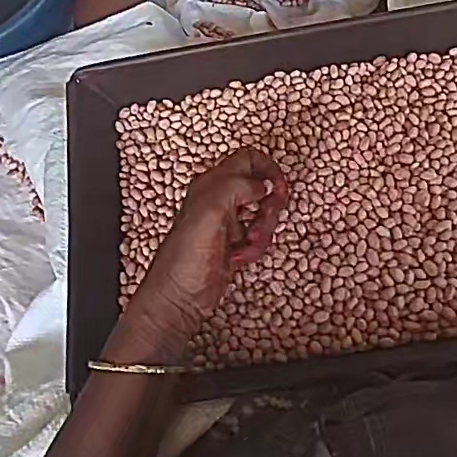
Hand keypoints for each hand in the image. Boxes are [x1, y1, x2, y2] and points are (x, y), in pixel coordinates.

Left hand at [122, 148, 289, 347]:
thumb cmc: (185, 259)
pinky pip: (258, 238)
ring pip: (263, 215)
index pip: (247, 159)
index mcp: (211, 185)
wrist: (179, 298)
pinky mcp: (234, 245)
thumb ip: (236, 188)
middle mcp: (219, 200)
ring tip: (249, 243)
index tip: (277, 188)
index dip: (268, 169)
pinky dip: (257, 248)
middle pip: (261, 188)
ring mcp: (228, 223)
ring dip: (264, 230)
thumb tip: (263, 183)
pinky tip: (241, 257)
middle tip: (266, 217)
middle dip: (270, 204)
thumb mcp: (209, 212)